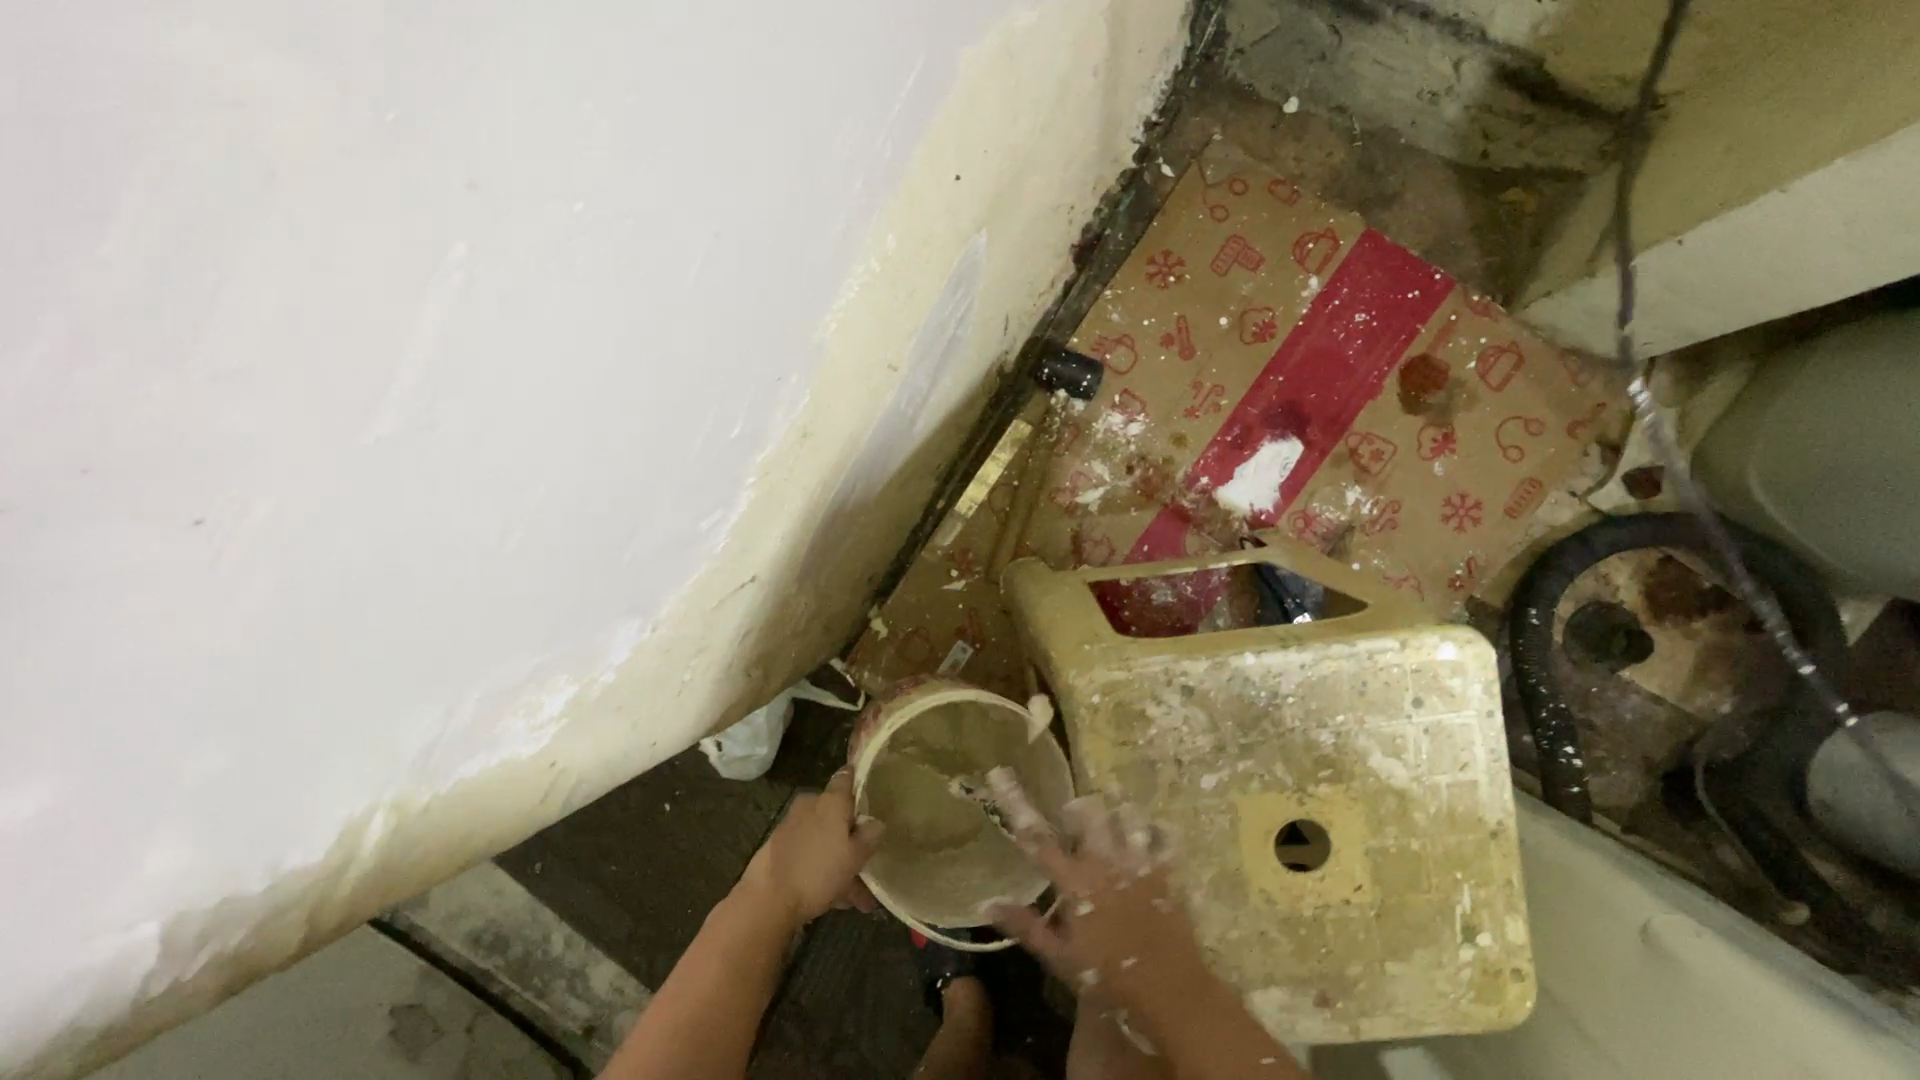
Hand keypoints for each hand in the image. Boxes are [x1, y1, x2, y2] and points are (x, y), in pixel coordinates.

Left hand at [739, 768, 884, 926]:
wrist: (768, 899)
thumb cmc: (818, 871)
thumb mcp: (856, 856)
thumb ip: (870, 835)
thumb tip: (874, 822)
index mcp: (830, 801)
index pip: (847, 778)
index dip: (859, 781)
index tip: (872, 791)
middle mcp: (809, 806)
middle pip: (837, 815)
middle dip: (852, 838)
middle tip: (866, 863)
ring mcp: (791, 826)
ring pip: (824, 839)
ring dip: (839, 861)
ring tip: (855, 897)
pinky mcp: (778, 848)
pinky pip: (809, 853)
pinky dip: (822, 869)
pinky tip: (834, 898)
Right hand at [984, 772, 1209, 1009]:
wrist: (1171, 994)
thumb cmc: (1110, 980)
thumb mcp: (1060, 959)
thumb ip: (1026, 926)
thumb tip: (987, 903)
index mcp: (1074, 882)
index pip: (1036, 836)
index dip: (1015, 801)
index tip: (999, 772)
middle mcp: (1105, 862)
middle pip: (1088, 810)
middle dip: (1078, 812)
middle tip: (1075, 830)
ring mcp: (1140, 862)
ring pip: (1126, 814)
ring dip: (1116, 819)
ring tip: (1113, 836)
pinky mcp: (1169, 870)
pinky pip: (1163, 833)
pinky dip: (1154, 832)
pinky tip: (1146, 844)